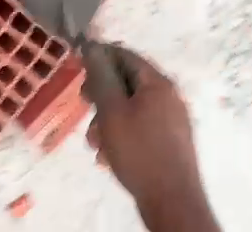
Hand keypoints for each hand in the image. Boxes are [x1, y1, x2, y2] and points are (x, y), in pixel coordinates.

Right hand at [85, 45, 219, 231]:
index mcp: (158, 83)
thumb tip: (92, 46)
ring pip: (131, 107)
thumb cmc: (139, 152)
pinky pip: (140, 127)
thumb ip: (101, 75)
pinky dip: (122, 134)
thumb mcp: (111, 110)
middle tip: (83, 104)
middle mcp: (169, 97)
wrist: (173, 205)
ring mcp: (172, 121)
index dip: (99, 56)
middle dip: (101, 93)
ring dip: (108, 118)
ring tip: (94, 142)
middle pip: (127, 82)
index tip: (78, 67)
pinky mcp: (170, 143)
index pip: (125, 54)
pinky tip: (108, 155)